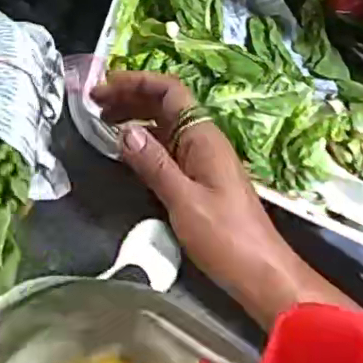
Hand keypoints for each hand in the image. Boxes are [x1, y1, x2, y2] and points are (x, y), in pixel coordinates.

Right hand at [91, 71, 350, 324]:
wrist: (268, 280)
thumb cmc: (228, 240)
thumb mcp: (185, 201)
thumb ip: (153, 164)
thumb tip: (124, 130)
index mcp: (203, 137)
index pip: (169, 90)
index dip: (135, 81)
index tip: (104, 87)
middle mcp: (202, 140)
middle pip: (162, 102)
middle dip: (127, 95)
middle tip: (94, 102)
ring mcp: (200, 158)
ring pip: (161, 122)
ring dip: (132, 114)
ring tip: (101, 119)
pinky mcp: (196, 176)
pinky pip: (163, 143)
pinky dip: (140, 137)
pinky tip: (122, 148)